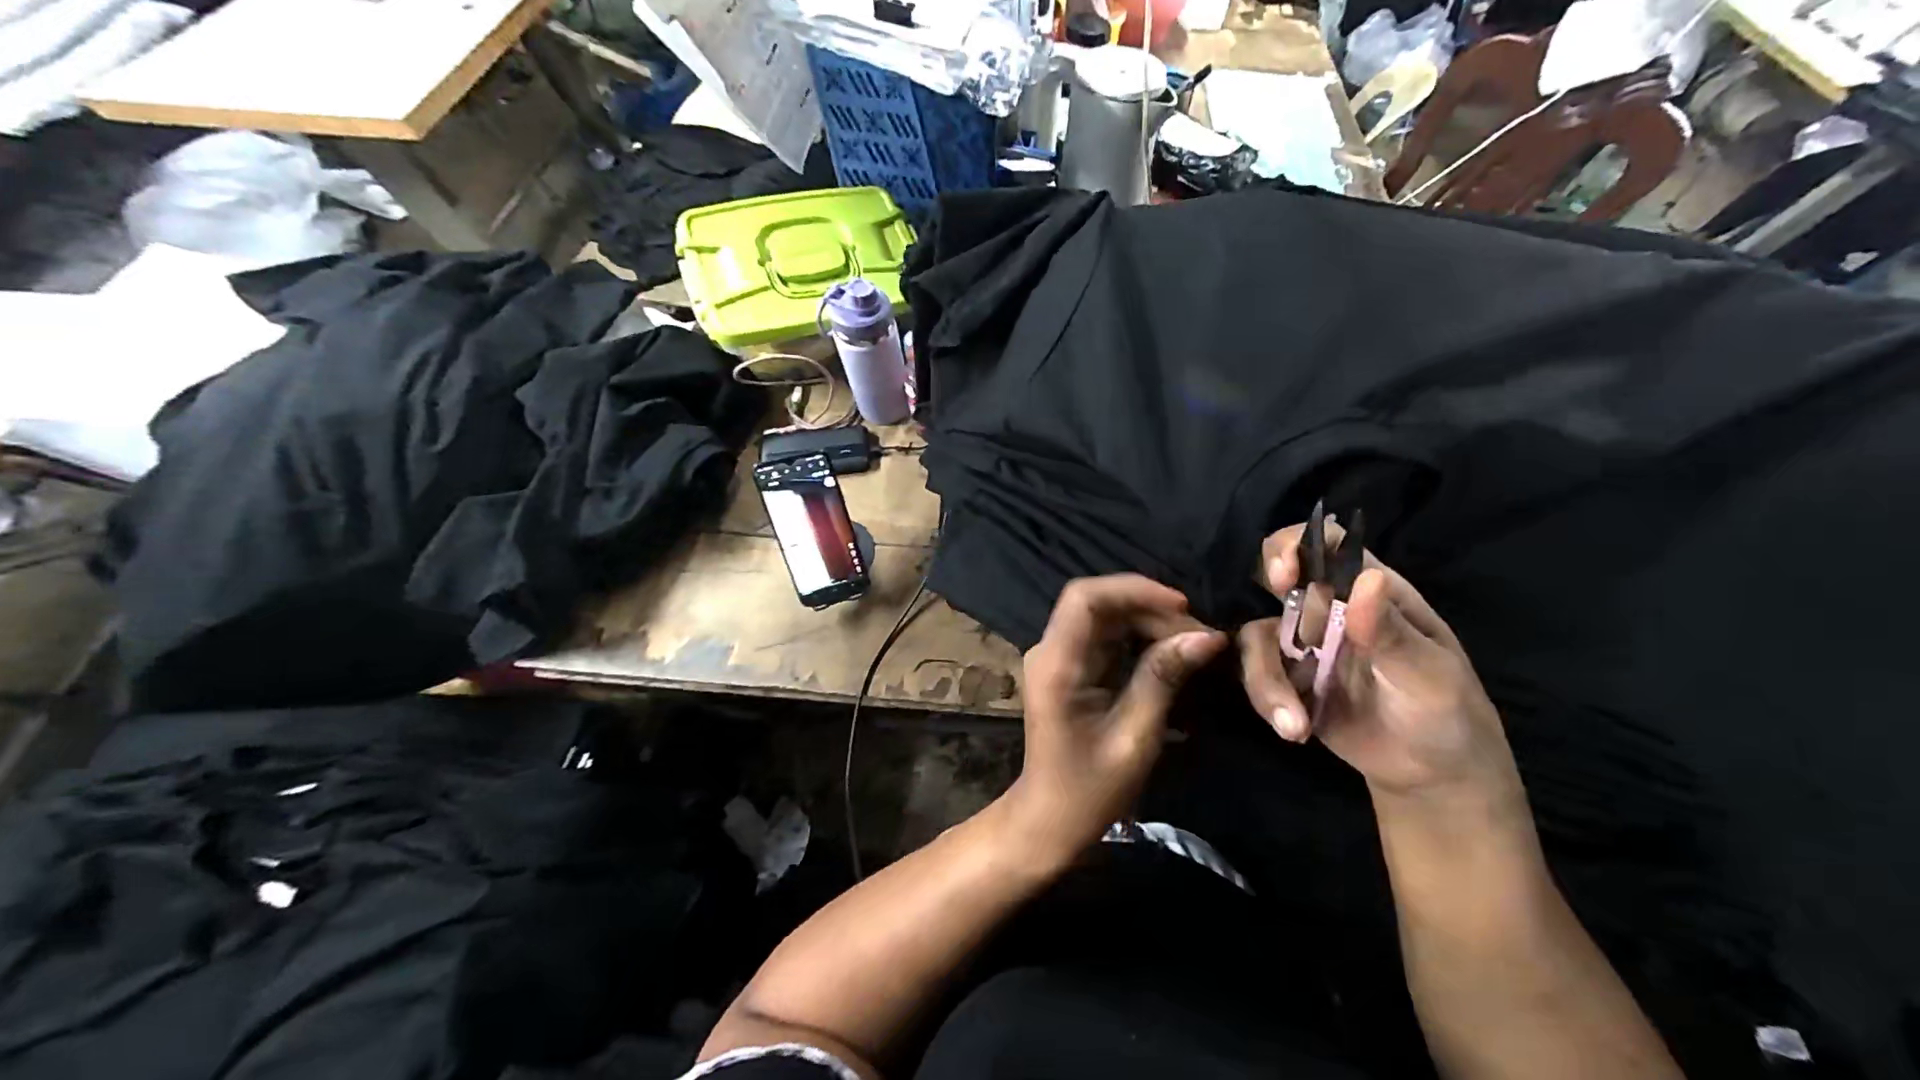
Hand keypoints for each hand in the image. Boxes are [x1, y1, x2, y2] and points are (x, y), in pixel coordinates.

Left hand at [1006, 575, 1227, 866]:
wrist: (1051, 818)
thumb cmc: (1089, 788)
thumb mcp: (1134, 736)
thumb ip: (1164, 679)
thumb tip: (1207, 636)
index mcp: (1056, 664)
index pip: (1085, 598)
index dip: (1134, 590)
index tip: (1182, 606)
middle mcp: (1052, 650)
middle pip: (1100, 604)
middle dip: (1151, 610)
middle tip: (1200, 637)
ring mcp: (1060, 657)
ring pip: (1107, 617)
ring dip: (1151, 623)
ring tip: (1194, 646)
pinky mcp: (1073, 668)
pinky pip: (1108, 637)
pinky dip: (1142, 639)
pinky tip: (1173, 655)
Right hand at [1238, 523, 1521, 802]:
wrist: (1431, 774)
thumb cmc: (1446, 712)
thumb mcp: (1429, 674)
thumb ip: (1391, 631)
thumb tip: (1365, 580)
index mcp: (1369, 593)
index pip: (1327, 546)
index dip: (1296, 546)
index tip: (1284, 573)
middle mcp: (1328, 609)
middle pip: (1274, 576)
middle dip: (1259, 606)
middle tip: (1274, 634)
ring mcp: (1302, 644)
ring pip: (1256, 635)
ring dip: (1265, 678)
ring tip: (1294, 724)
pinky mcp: (1286, 679)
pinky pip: (1256, 676)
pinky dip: (1268, 702)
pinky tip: (1296, 731)